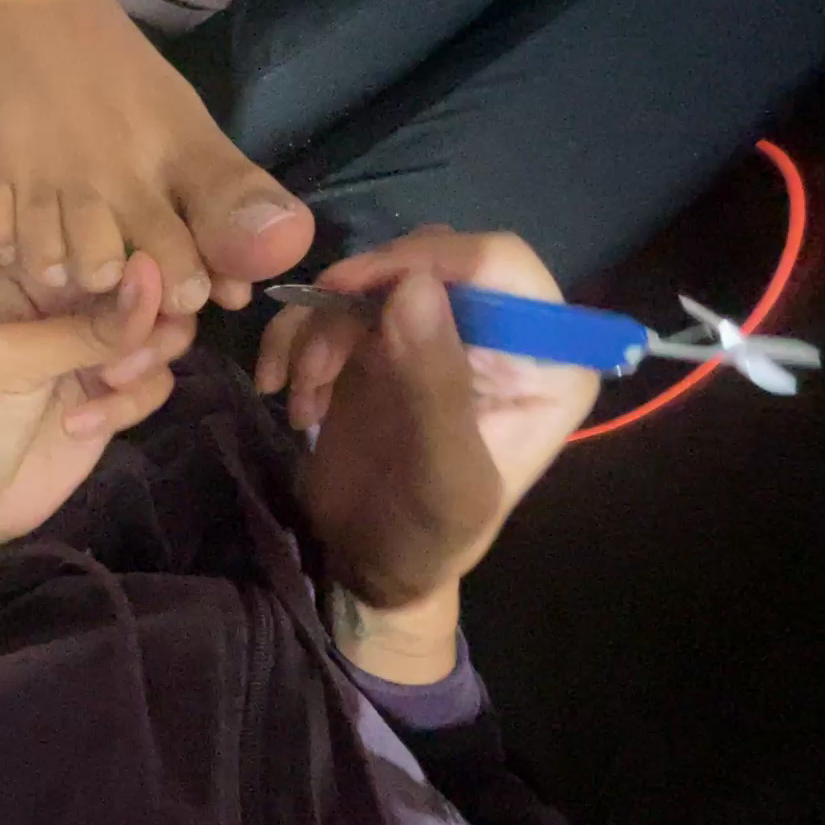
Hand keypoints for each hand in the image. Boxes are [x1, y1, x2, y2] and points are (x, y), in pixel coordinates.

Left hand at [0, 252, 193, 612]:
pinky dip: (130, 403)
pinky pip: (156, 381)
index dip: (139, 260)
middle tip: (123, 358)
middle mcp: (71, 305)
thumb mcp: (15, 360)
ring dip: (142, 360)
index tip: (159, 283)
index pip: (101, 244)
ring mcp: (96, 352)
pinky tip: (82, 427)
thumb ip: (88, 325)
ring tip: (105, 385)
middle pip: (147, 286)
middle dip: (147, 319)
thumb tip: (156, 275)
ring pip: (163, 333)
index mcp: (35, 275)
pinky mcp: (115, 396)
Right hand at [258, 230, 599, 609]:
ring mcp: (422, 338)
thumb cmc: (424, 536)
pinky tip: (286, 396)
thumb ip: (434, 385)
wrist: (368, 562)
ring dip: (314, 335)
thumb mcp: (440, 477)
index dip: (421, 263)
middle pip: (419, 263)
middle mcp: (487, 333)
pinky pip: (322, 314)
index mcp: (539, 358)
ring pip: (361, 287)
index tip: (344, 293)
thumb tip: (410, 287)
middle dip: (353, 303)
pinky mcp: (368, 350)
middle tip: (312, 360)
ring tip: (300, 400)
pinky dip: (291, 345)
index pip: (496, 264)